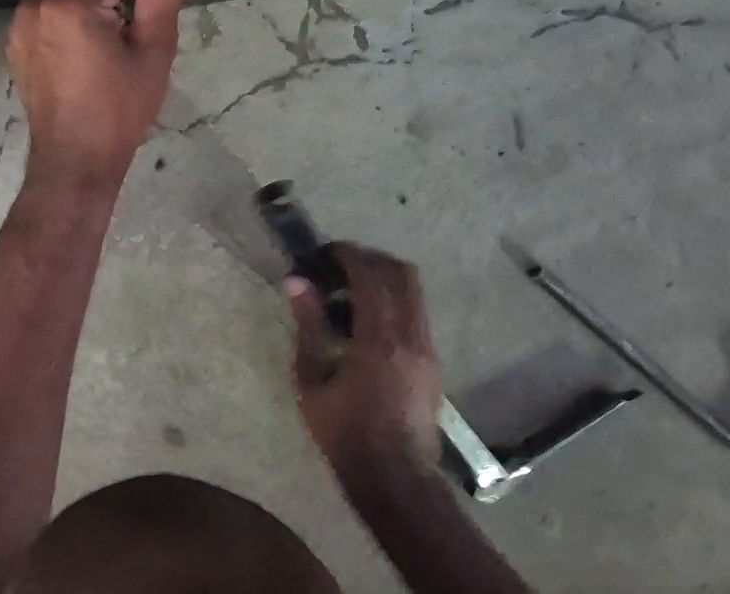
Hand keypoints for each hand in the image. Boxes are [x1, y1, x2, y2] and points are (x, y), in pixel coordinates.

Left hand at [7, 0, 224, 186]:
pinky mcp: (17, 37)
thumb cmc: (119, 111)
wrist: (75, 161)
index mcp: (70, 1)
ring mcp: (21, 18)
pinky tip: (99, 21)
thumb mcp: (152, 52)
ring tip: (133, 5)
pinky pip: (49, 3)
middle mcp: (37, 0)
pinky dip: (75, 3)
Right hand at [286, 245, 443, 472]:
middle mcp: (412, 337)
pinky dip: (393, 302)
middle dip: (370, 259)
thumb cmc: (345, 431)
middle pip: (402, 274)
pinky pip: (416, 314)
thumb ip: (308, 325)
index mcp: (381, 339)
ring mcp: (428, 350)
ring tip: (350, 291)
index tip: (324, 252)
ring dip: (384, 279)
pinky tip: (366, 322)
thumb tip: (296, 281)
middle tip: (338, 264)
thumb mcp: (312, 380)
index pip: (370, 276)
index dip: (347, 255)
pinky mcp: (433, 363)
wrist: (394, 478)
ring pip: (415, 292)